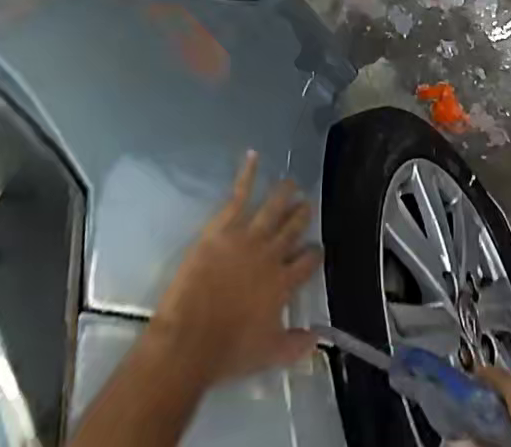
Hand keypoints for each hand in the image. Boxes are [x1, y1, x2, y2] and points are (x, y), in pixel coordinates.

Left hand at [147, 150, 322, 384]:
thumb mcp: (271, 353)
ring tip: (293, 182)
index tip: (318, 246)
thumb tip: (318, 338)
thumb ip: (297, 345)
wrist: (193, 335)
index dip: (314, 253)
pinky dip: (247, 174)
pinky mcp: (223, 227)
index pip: (307, 263)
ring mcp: (247, 237)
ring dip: (284, 194)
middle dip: (302, 217)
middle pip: (292, 230)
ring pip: (271, 209)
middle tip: (308, 203)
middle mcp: (271, 255)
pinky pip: (238, 195)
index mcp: (283, 284)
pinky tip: (253, 156)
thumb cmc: (230, 348)